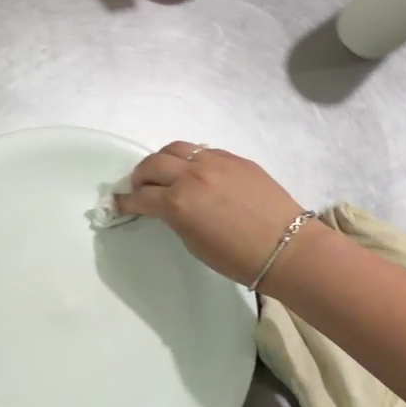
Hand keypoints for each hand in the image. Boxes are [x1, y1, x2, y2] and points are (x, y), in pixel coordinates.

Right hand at [115, 142, 313, 286]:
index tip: (119, 203)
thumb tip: (167, 206)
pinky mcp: (235, 158)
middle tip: (138, 187)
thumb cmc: (237, 258)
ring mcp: (215, 162)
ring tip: (163, 173)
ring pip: (176, 148)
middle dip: (140, 176)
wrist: (286, 247)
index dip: (126, 201)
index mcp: (178, 203)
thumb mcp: (194, 242)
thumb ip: (175, 218)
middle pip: (152, 164)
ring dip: (162, 160)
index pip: (140, 196)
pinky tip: (194, 172)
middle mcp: (191, 175)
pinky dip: (190, 159)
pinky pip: (202, 150)